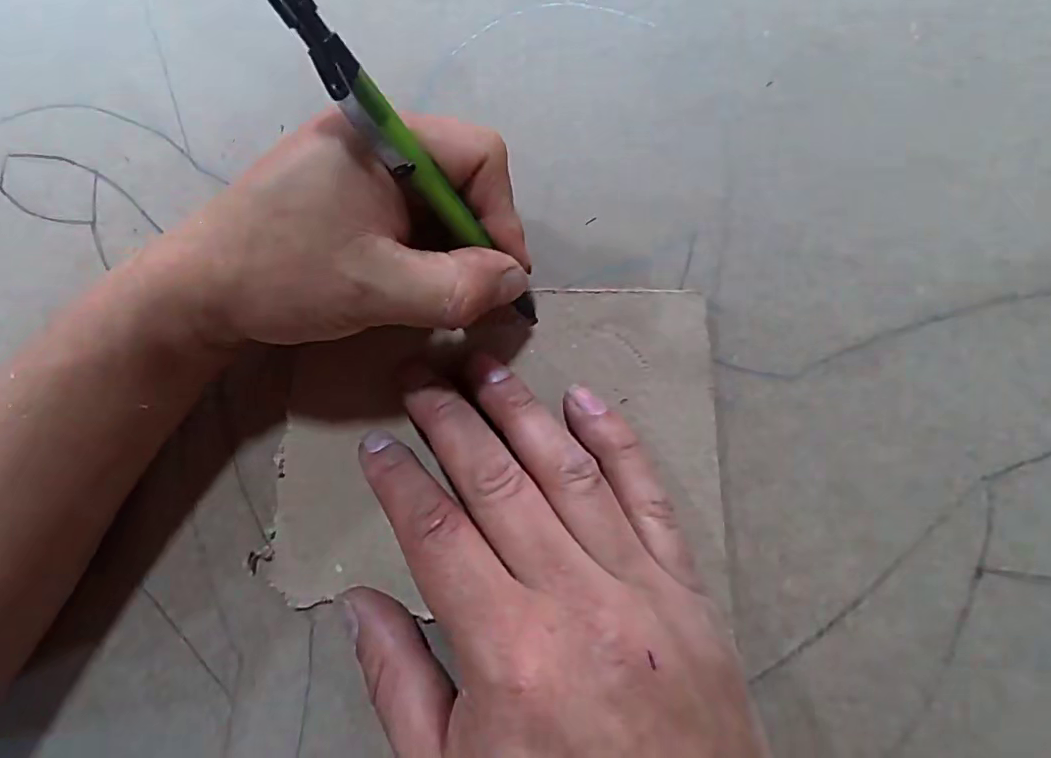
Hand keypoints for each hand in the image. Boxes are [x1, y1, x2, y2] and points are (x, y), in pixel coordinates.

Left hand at [151, 109, 531, 346]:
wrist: (194, 292)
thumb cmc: (281, 277)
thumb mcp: (378, 288)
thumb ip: (459, 287)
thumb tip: (516, 281)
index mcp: (379, 134)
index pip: (479, 154)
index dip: (502, 215)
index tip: (504, 276)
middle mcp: (369, 134)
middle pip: (458, 173)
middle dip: (473, 235)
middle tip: (476, 294)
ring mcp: (350, 160)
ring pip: (430, 195)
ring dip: (445, 245)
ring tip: (439, 294)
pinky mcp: (337, 187)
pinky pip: (399, 207)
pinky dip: (416, 244)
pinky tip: (407, 281)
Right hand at [345, 354, 766, 757]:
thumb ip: (398, 684)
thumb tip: (359, 601)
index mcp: (511, 653)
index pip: (436, 531)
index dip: (398, 480)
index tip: (374, 444)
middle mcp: (577, 604)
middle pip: (496, 481)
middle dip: (449, 420)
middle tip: (418, 377)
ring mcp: (642, 591)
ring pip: (567, 471)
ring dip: (519, 409)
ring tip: (483, 366)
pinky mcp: (690, 595)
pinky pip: (650, 498)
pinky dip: (617, 441)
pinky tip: (582, 398)